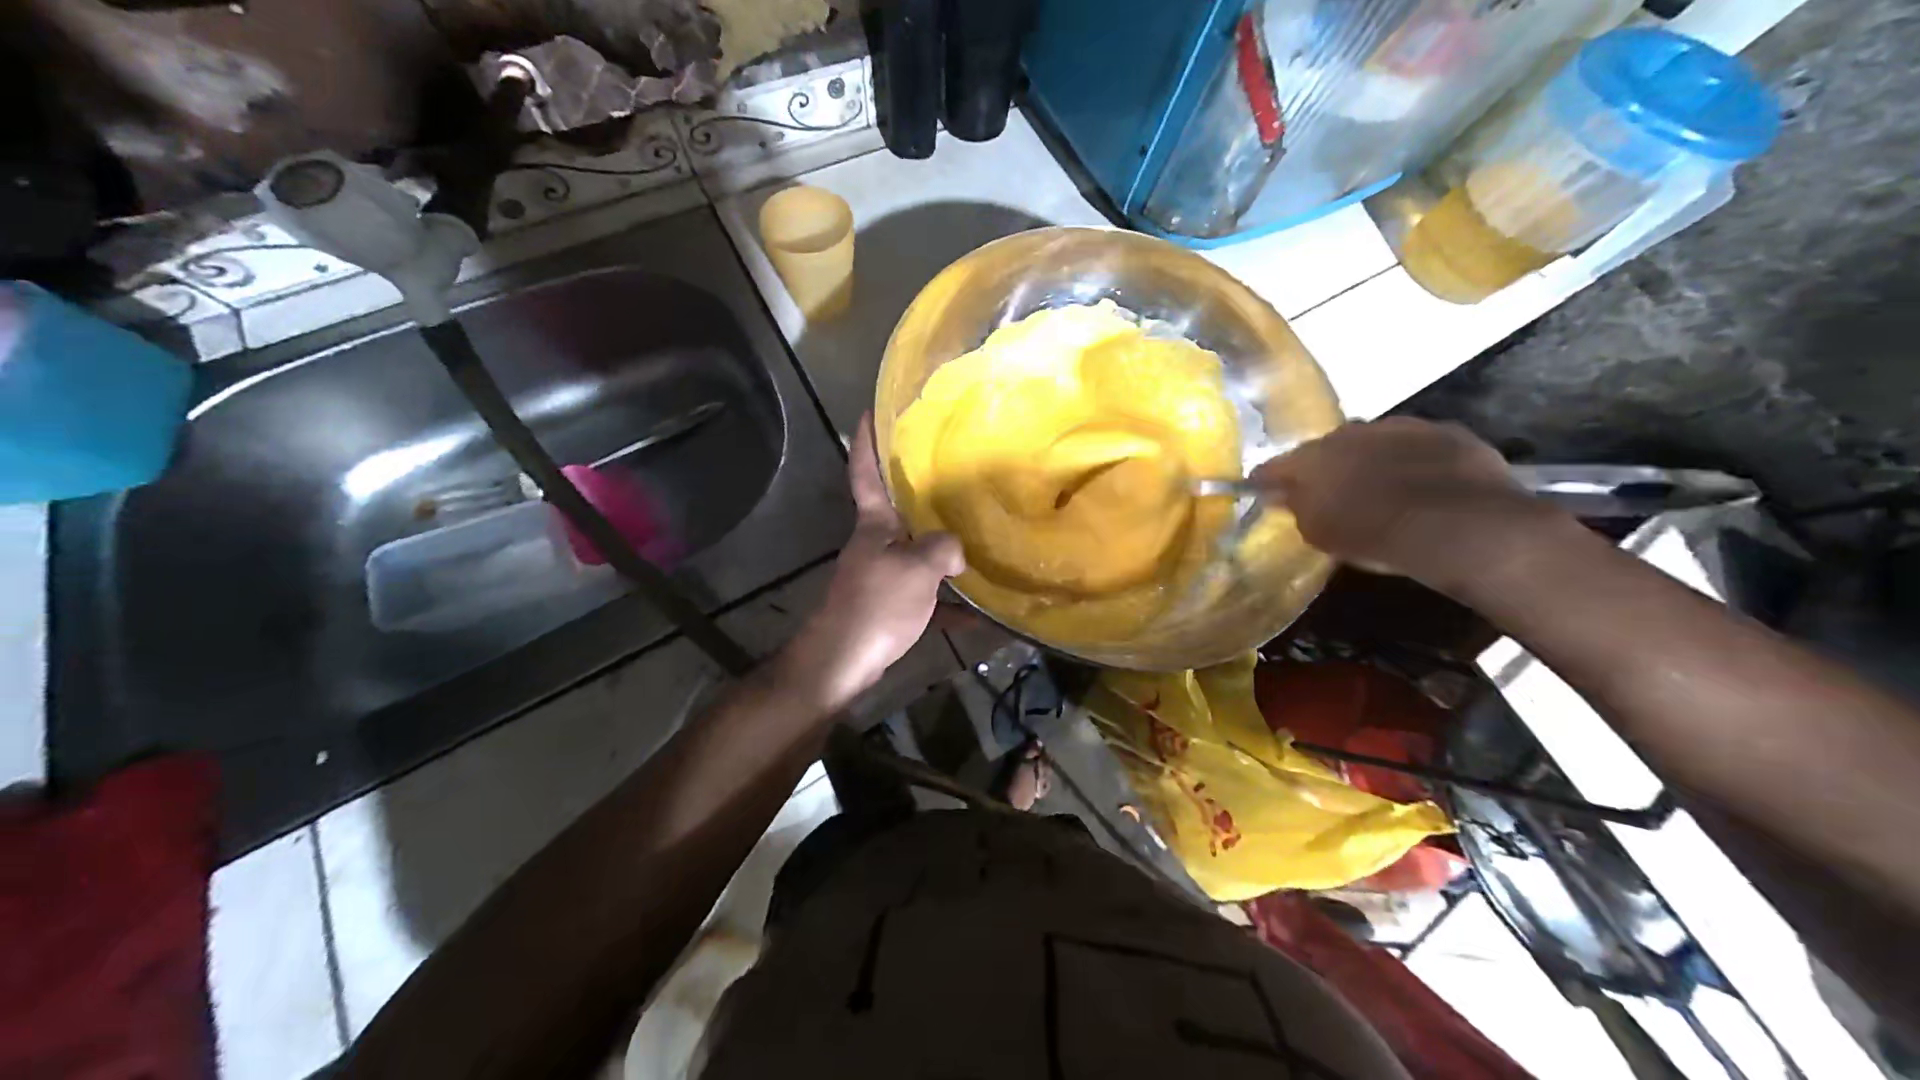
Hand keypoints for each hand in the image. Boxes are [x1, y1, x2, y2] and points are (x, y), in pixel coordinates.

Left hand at [775, 414, 964, 713]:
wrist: (843, 662)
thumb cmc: (875, 605)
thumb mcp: (916, 569)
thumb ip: (943, 549)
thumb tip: (957, 551)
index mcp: (874, 525)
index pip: (866, 472)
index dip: (866, 442)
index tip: (870, 413)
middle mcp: (875, 544)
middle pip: (897, 509)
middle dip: (918, 490)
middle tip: (952, 470)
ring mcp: (882, 576)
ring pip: (916, 552)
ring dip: (942, 547)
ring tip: (978, 533)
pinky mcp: (889, 607)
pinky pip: (926, 595)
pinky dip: (949, 602)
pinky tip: (979, 612)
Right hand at [1252, 418, 1551, 587]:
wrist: (1457, 525)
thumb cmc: (1371, 534)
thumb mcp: (1318, 533)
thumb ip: (1296, 508)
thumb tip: (1284, 495)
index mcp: (1311, 457)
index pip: (1274, 466)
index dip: (1267, 481)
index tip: (1264, 493)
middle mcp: (1350, 432)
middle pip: (1327, 448)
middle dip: (1325, 467)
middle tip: (1331, 492)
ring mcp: (1400, 427)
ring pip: (1373, 442)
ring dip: (1371, 460)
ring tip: (1380, 488)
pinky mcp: (1447, 432)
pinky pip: (1418, 446)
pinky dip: (1414, 461)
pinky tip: (1424, 485)